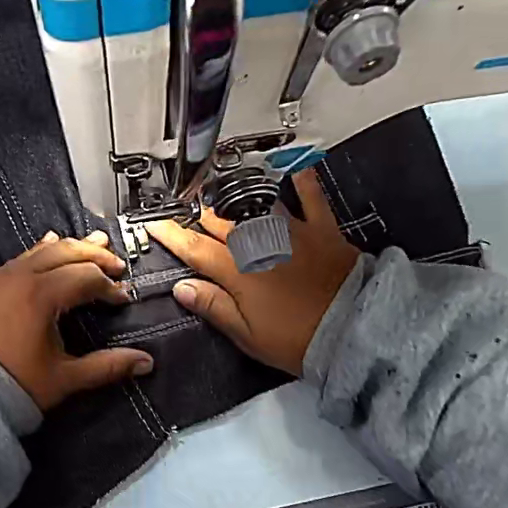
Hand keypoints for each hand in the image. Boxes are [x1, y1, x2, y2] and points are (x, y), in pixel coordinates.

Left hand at [0, 230, 153, 410]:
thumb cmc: (12, 385)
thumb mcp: (64, 378)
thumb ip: (107, 367)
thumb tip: (146, 362)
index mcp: (41, 295)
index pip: (86, 278)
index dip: (109, 288)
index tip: (123, 300)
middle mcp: (19, 277)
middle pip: (66, 253)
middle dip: (95, 256)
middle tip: (117, 264)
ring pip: (41, 251)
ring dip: (70, 247)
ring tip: (94, 242)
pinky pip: (20, 258)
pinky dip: (41, 252)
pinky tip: (48, 245)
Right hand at [146, 170, 360, 375]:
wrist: (354, 330)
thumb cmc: (299, 339)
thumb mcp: (247, 334)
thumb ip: (213, 306)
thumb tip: (183, 288)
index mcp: (238, 271)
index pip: (194, 248)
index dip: (170, 236)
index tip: (153, 226)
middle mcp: (261, 243)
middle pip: (220, 223)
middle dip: (199, 219)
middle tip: (187, 217)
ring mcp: (292, 232)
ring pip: (255, 207)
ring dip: (236, 203)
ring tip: (223, 200)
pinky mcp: (322, 230)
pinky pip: (310, 196)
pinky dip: (301, 181)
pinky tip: (294, 169)